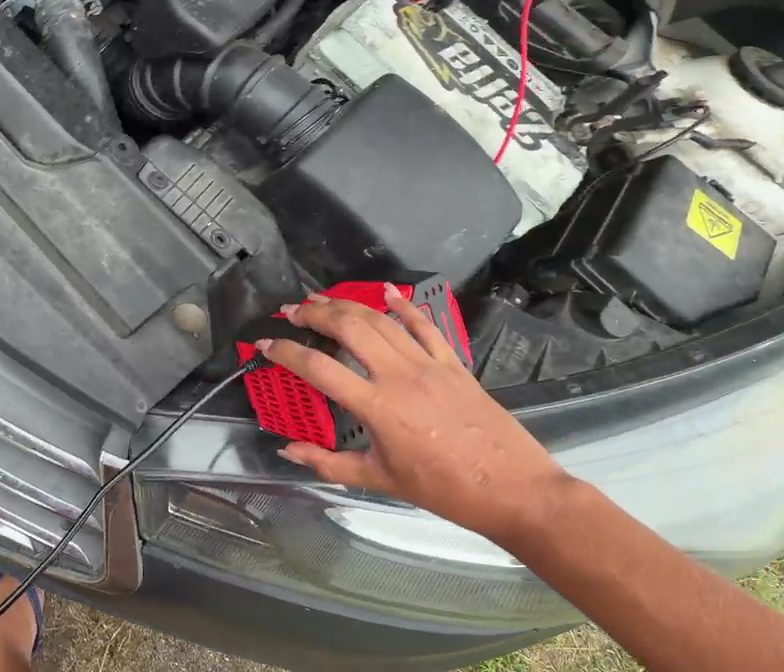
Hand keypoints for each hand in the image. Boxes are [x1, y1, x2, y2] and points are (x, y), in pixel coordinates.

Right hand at [257, 286, 573, 541]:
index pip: (318, 367)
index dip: (285, 351)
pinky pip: (424, 326)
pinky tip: (386, 291)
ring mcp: (430, 366)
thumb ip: (329, 463)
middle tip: (291, 310)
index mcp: (377, 407)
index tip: (265, 343)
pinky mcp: (455, 365)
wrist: (518, 492)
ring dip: (347, 304)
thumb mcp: (380, 480)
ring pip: (380, 320)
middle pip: (348, 327)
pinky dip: (403, 305)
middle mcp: (399, 376)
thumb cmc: (445, 491)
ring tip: (321, 299)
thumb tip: (287, 449)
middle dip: (314, 313)